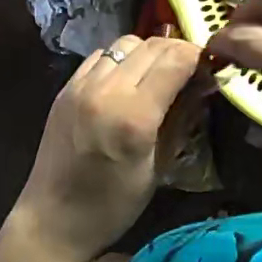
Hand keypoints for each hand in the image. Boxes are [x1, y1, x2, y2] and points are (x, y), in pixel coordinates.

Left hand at [13, 36, 206, 261]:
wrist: (52, 218)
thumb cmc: (111, 205)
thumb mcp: (157, 168)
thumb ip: (178, 120)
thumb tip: (201, 86)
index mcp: (133, 115)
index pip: (175, 59)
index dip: (198, 57)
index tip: (209, 69)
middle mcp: (105, 90)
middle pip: (151, 44)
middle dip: (176, 52)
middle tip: (189, 72)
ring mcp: (80, 85)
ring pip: (124, 44)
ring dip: (147, 54)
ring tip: (156, 76)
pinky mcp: (65, 88)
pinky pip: (99, 57)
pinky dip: (118, 61)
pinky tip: (124, 83)